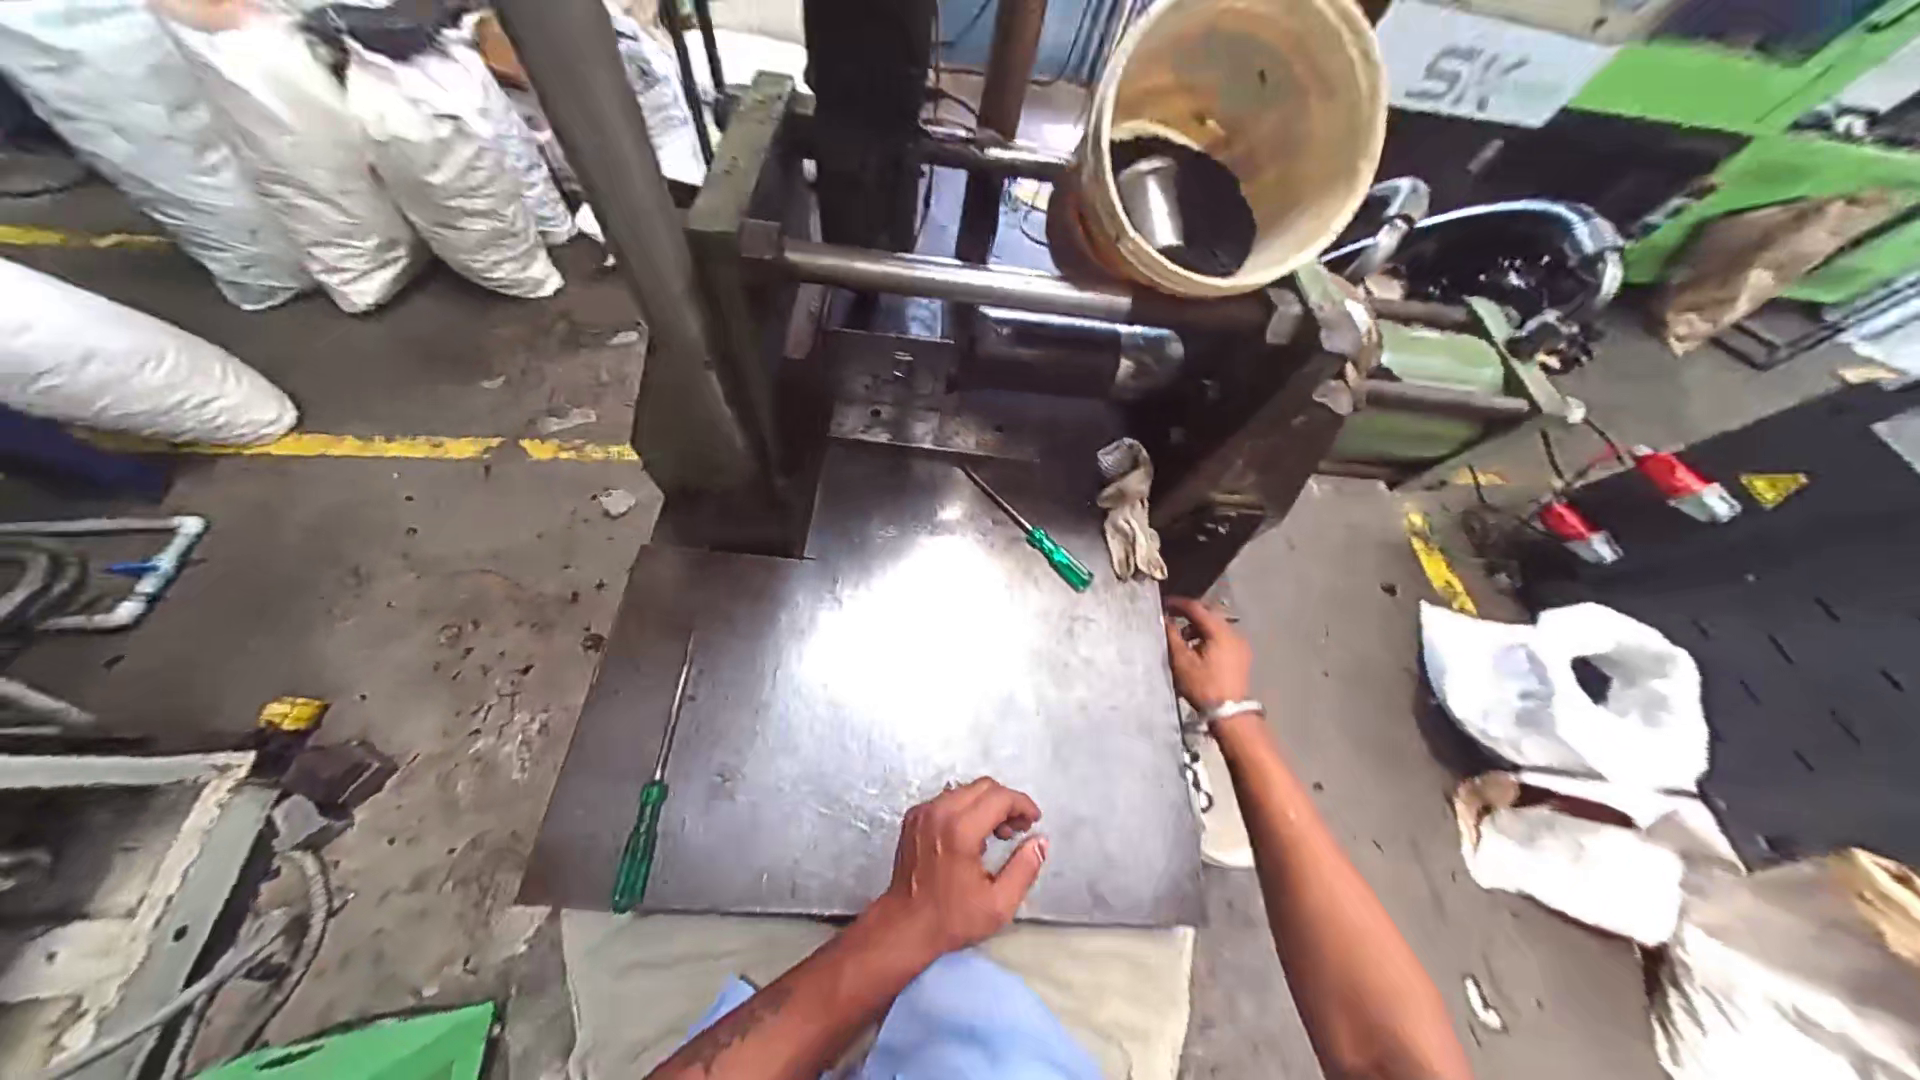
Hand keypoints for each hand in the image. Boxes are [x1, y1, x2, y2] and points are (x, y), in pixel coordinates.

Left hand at [870, 777, 1047, 957]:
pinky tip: (971, 835)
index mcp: (960, 829)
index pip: (1000, 797)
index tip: (1034, 821)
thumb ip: (1025, 868)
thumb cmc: (952, 919)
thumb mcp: (999, 904)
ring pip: (965, 790)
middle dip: (1006, 802)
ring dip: (986, 804)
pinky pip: (947, 799)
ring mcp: (923, 812)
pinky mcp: (913, 817)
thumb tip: (1040, 841)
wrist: (904, 926)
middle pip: (983, 787)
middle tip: (1017, 829)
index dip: (1022, 804)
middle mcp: (939, 811)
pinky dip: (966, 808)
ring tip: (997, 834)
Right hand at [1163, 596, 1252, 712]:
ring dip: (1199, 627)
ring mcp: (1241, 645)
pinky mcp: (1242, 655)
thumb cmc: (1203, 686)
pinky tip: (1198, 649)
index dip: (1178, 603)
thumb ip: (1172, 636)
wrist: (1230, 713)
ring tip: (1183, 637)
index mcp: (1220, 632)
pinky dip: (1209, 636)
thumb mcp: (1182, 661)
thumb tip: (1165, 619)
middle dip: (1189, 614)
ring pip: (1217, 626)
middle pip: (1209, 614)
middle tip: (1172, 617)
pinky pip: (1223, 637)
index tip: (1164, 604)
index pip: (1197, 608)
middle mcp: (1234, 633)